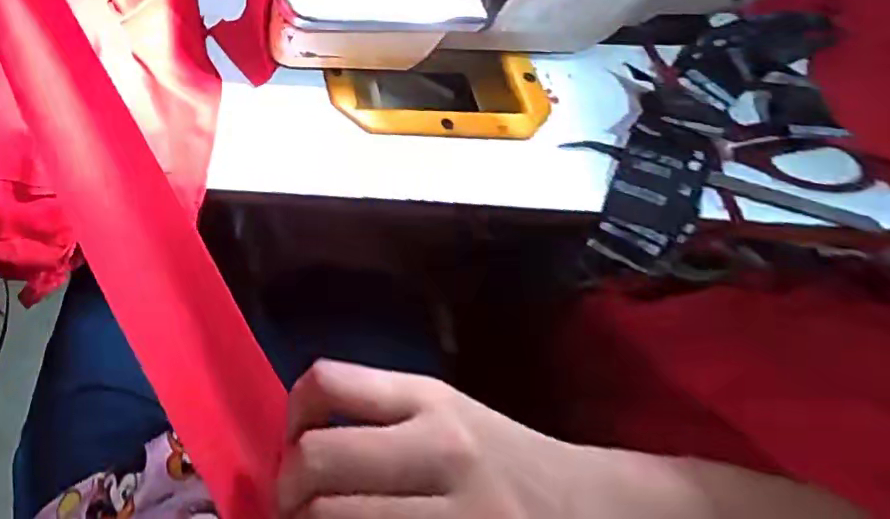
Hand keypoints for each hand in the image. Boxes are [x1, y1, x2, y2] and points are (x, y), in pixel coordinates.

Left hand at [277, 361, 584, 518]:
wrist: (600, 511)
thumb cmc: (501, 455)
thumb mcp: (440, 408)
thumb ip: (373, 411)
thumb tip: (294, 442)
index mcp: (427, 401)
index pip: (327, 383)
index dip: (292, 412)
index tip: (292, 441)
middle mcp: (442, 452)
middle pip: (320, 461)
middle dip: (288, 487)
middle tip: (289, 504)